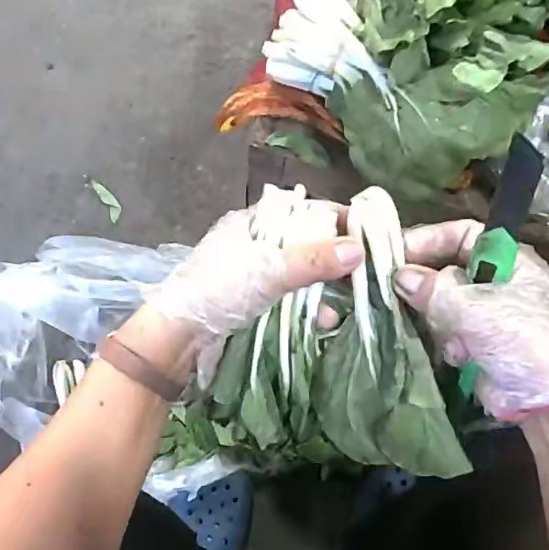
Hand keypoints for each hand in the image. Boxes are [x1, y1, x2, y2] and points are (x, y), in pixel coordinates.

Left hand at [144, 198, 363, 337]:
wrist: (178, 338)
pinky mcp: (253, 304)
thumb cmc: (218, 292)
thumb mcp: (268, 271)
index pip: (304, 211)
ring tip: (355, 298)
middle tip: (370, 270)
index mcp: (253, 222)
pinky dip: (309, 308)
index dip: (337, 218)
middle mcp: (255, 245)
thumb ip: (312, 260)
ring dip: (326, 286)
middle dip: (336, 256)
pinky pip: (290, 300)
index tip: (370, 232)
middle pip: (305, 243)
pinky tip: (327, 320)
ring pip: (300, 274)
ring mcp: (254, 276)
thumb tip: (358, 251)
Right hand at [395, 219, 548, 420]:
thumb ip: (435, 289)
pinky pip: (441, 331)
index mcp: (508, 262)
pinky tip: (454, 355)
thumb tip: (399, 276)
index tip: (396, 253)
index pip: (462, 234)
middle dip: (424, 283)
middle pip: (445, 269)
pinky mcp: (472, 343)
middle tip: (393, 291)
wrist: (546, 402)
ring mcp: (483, 315)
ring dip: (433, 317)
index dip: (430, 238)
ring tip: (436, 331)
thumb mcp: (478, 309)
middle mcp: (494, 283)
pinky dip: (440, 341)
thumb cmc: (522, 341)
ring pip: (438, 302)